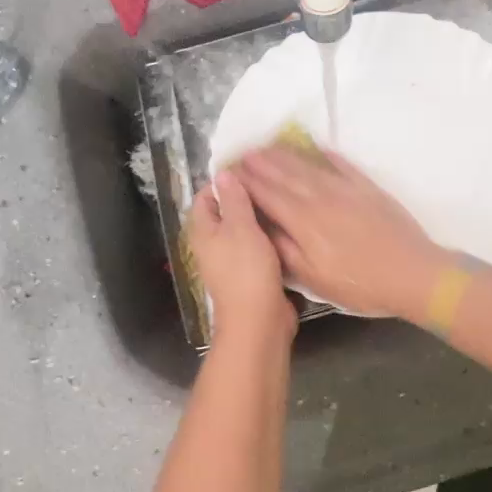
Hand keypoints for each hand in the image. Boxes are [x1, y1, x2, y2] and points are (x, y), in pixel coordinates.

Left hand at [186, 170, 296, 346]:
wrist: (259, 320)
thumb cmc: (246, 270)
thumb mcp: (241, 227)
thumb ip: (233, 199)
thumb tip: (222, 173)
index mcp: (203, 232)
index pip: (205, 197)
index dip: (223, 182)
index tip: (249, 171)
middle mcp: (213, 246)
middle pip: (225, 213)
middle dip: (245, 198)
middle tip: (271, 183)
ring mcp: (232, 262)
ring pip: (244, 232)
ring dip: (260, 219)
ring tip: (282, 201)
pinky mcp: (251, 275)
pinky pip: (258, 249)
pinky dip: (269, 238)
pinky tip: (288, 229)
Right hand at [235, 146, 449, 319]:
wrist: (412, 273)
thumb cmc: (361, 285)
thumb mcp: (315, 278)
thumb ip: (286, 251)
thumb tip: (261, 228)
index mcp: (304, 222)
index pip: (268, 196)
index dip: (248, 183)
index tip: (230, 172)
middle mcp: (321, 198)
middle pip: (286, 176)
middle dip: (263, 164)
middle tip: (244, 152)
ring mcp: (347, 191)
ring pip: (310, 168)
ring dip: (287, 156)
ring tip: (269, 146)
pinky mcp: (369, 190)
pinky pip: (344, 166)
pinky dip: (328, 156)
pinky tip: (318, 148)